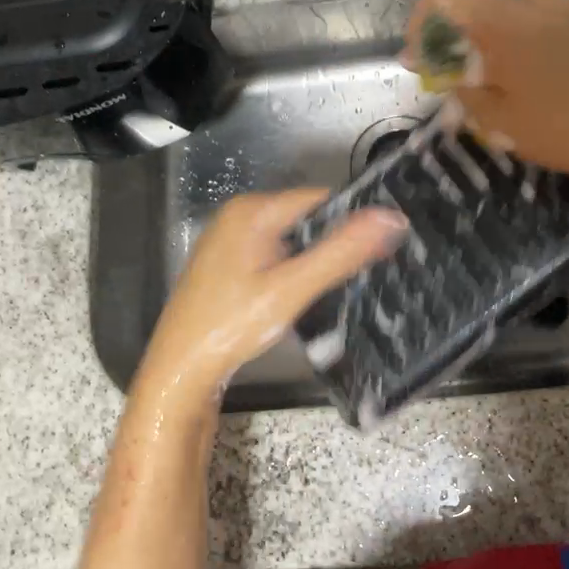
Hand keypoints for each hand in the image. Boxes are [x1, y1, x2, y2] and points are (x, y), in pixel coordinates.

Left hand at [138, 190, 406, 400]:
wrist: (180, 370)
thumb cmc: (231, 326)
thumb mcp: (292, 289)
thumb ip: (341, 252)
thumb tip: (389, 219)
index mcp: (251, 210)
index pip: (318, 199)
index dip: (349, 222)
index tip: (374, 250)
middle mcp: (237, 215)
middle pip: (304, 218)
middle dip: (327, 244)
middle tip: (348, 278)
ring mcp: (227, 239)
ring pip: (289, 238)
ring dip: (308, 261)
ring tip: (320, 292)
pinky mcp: (225, 262)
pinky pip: (271, 253)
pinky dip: (287, 271)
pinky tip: (290, 299)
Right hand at [404, 0, 568, 187]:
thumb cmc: (568, 130)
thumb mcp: (500, 122)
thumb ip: (462, 89)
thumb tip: (442, 70)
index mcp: (503, 22)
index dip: (423, 20)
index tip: (427, 59)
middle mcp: (533, 2)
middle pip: (478, 6)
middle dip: (460, 41)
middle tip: (462, 85)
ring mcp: (567, 8)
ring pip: (511, 18)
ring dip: (495, 46)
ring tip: (508, 91)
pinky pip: (542, 25)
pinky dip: (526, 47)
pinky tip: (545, 86)